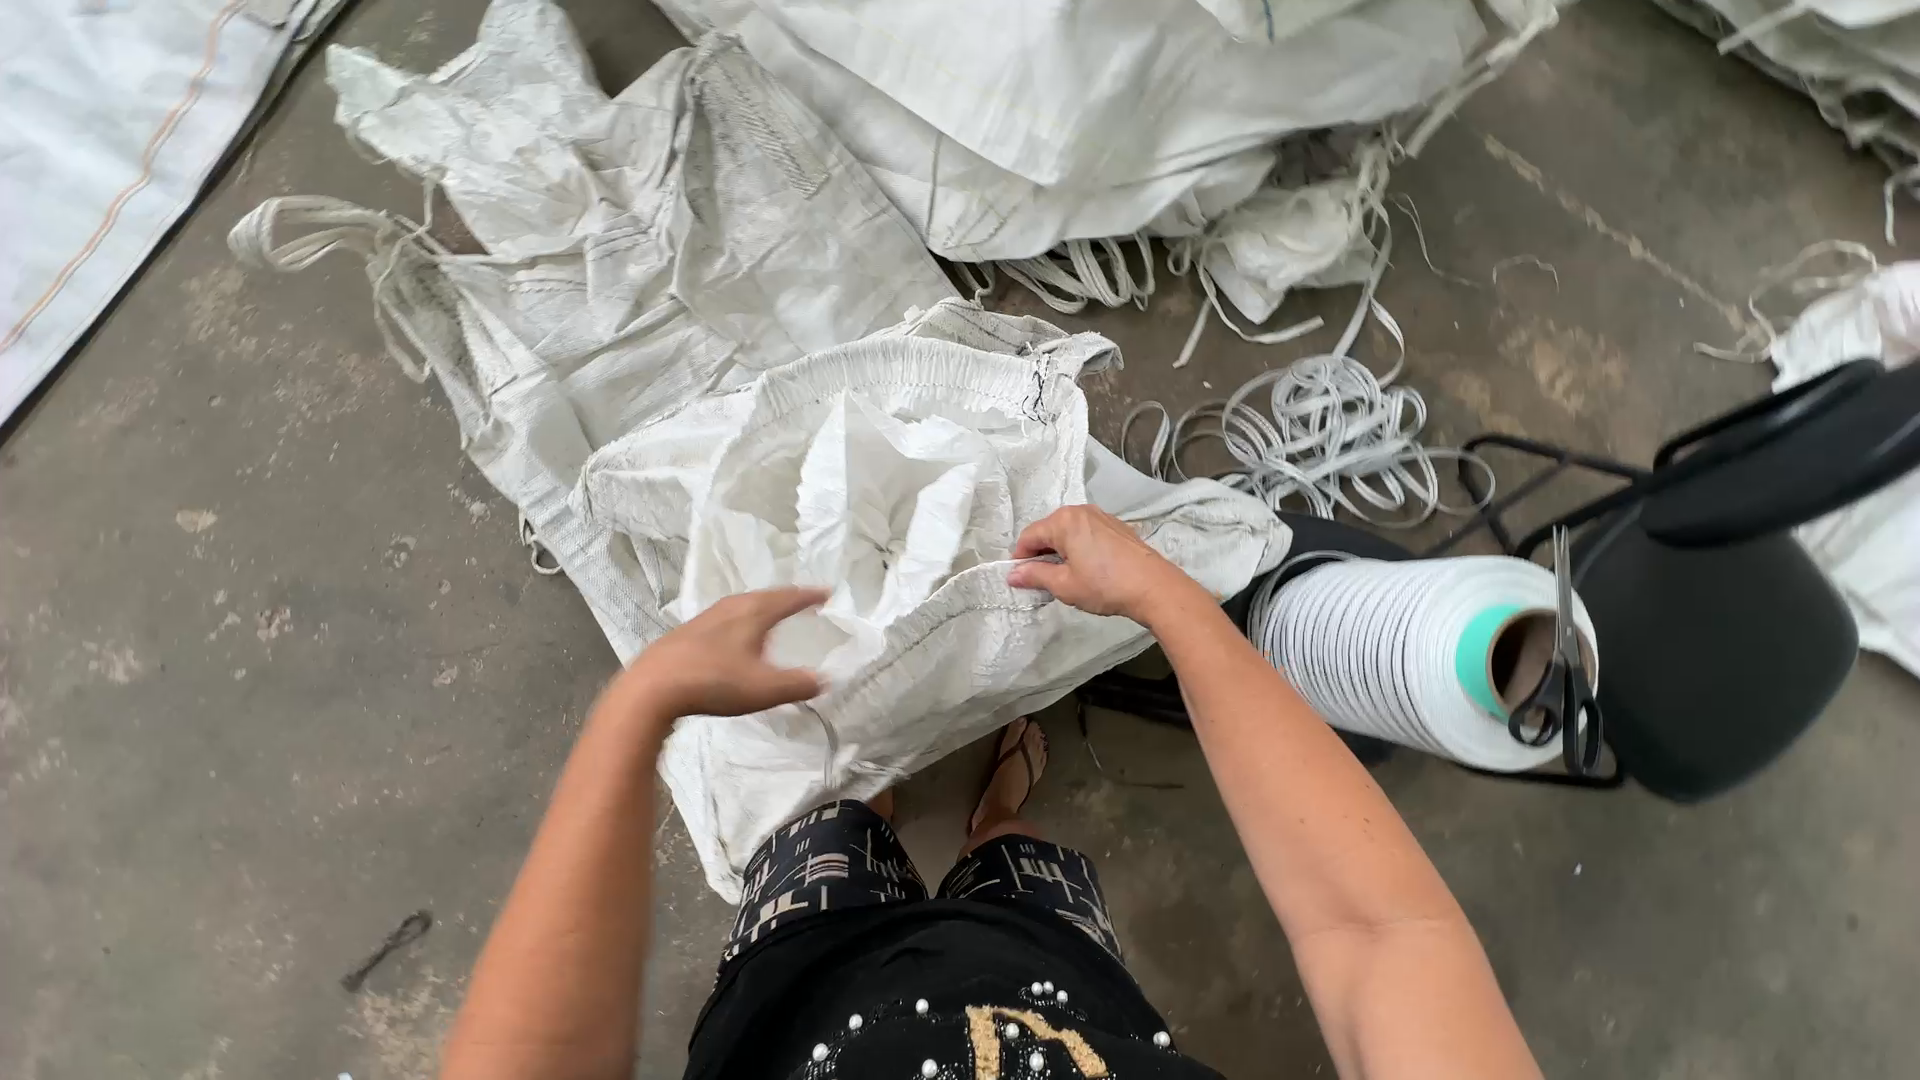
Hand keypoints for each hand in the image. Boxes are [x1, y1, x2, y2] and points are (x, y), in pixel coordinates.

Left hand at [615, 587, 827, 719]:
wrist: (652, 688)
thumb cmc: (715, 682)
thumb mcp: (764, 689)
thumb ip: (798, 684)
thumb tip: (825, 680)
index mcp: (754, 612)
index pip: (790, 598)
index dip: (810, 596)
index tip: (827, 593)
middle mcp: (732, 607)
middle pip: (766, 596)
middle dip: (787, 598)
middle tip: (803, 601)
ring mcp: (706, 618)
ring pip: (742, 604)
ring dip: (762, 607)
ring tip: (772, 615)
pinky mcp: (687, 632)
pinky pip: (726, 617)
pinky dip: (741, 620)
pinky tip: (736, 636)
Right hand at [1006, 505, 1207, 621]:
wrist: (1154, 587)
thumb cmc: (1105, 586)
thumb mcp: (1064, 585)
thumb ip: (1035, 576)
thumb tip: (1012, 574)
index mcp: (1064, 521)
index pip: (1029, 536)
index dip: (1020, 558)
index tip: (1021, 578)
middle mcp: (1080, 511)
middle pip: (1048, 530)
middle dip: (1041, 553)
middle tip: (1044, 580)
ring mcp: (1101, 516)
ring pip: (1068, 531)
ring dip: (1060, 551)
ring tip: (1067, 576)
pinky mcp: (1116, 526)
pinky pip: (1086, 532)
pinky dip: (1079, 547)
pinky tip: (1088, 568)